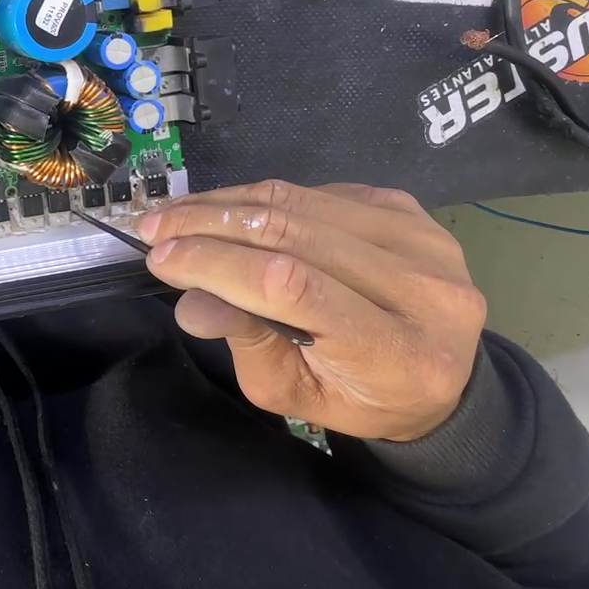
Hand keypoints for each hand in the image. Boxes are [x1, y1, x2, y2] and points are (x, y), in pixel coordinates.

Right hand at [139, 180, 485, 441]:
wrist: (435, 377)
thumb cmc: (356, 397)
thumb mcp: (292, 394)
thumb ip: (246, 344)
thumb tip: (190, 301)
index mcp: (399, 354)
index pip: (292, 287)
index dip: (217, 264)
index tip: (160, 258)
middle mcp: (425, 288)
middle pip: (292, 234)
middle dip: (207, 225)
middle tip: (154, 228)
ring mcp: (424, 240)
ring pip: (299, 202)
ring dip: (224, 203)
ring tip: (175, 213)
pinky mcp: (410, 210)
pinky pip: (315, 191)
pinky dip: (260, 198)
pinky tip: (227, 212)